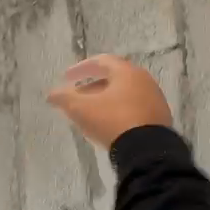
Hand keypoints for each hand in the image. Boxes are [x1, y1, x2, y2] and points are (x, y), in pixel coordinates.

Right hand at [45, 55, 173, 148]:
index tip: (66, 77)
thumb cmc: (111, 120)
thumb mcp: (80, 108)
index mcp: (126, 72)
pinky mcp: (158, 117)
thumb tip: (51, 94)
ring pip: (123, 93)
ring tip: (89, 113)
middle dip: (91, 86)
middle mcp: (144, 80)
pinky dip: (117, 110)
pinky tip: (107, 124)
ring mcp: (154, 99)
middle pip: (113, 78)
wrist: (146, 149)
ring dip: (104, 100)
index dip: (80, 68)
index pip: (101, 61)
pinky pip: (133, 107)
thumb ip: (63, 98)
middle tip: (76, 97)